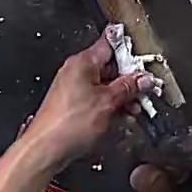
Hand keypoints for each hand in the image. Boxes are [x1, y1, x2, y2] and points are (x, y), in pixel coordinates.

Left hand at [17, 29, 145, 172]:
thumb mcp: (108, 103)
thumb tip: (142, 79)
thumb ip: (128, 88)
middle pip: (110, 66)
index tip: (144, 58)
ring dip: (122, 96)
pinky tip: (120, 117)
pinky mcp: (74, 103)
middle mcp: (76, 71)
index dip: (129, 49)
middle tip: (144, 91)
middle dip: (129, 80)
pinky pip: (97, 98)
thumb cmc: (68, 124)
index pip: (110, 44)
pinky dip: (110, 105)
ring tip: (133, 109)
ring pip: (105, 85)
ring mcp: (74, 87)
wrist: (47, 148)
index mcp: (83, 62)